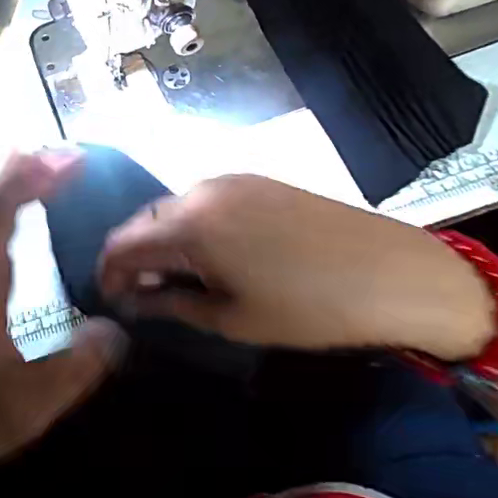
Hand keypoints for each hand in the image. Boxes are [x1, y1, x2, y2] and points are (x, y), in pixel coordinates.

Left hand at [0, 150, 123, 497]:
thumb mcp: (31, 403)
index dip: (28, 185)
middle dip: (24, 173)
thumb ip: (76, 367)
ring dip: (17, 187)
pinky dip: (13, 210)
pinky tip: (31, 209)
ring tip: (52, 166)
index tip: (66, 165)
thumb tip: (119, 326)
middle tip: (68, 154)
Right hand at [96, 175, 492, 360]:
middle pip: (145, 219)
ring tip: (175, 280)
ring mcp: (234, 179)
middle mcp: (203, 190)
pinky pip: (206, 200)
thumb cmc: (308, 308)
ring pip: (175, 207)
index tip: (109, 302)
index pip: (122, 244)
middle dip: (132, 256)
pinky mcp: (259, 180)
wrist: (390, 272)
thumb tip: (134, 300)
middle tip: (140, 296)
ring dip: (163, 240)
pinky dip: (192, 226)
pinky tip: (208, 254)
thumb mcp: (233, 318)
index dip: (108, 274)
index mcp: (190, 225)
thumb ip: (173, 304)